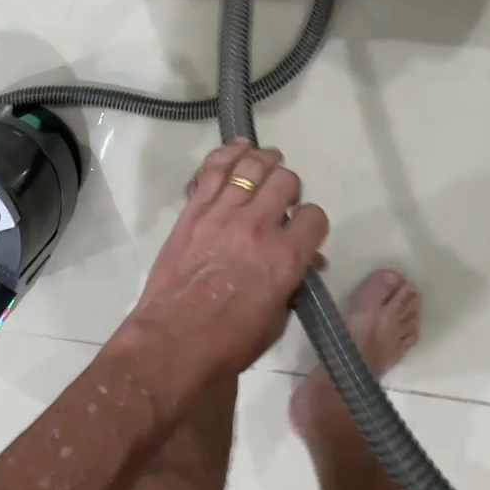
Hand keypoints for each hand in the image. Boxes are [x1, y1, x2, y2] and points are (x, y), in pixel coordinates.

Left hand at [117, 138, 328, 386]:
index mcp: (284, 258)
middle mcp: (257, 226)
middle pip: (284, 180)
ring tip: (267, 160)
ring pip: (250, 166)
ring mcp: (222, 213)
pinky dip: (227, 153)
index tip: (304, 229)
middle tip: (283, 198)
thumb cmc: (231, 342)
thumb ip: (293, 281)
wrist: (175, 342)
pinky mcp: (193, 210)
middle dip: (290, 187)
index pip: (314, 217)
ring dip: (264, 160)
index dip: (312, 222)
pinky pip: (213, 169)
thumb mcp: (277, 318)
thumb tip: (306, 262)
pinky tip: (238, 148)